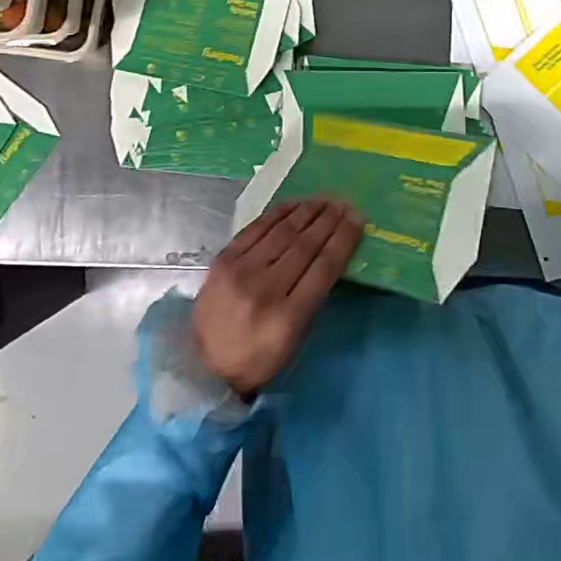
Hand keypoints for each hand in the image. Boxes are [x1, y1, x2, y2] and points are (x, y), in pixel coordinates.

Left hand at [193, 198, 364, 395]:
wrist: (202, 360)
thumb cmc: (255, 358)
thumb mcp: (292, 341)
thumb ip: (309, 301)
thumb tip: (326, 260)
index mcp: (288, 315)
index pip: (323, 268)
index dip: (343, 240)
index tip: (358, 220)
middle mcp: (265, 287)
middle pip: (304, 245)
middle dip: (328, 221)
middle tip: (345, 204)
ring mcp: (241, 270)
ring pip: (281, 233)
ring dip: (306, 213)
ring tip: (324, 200)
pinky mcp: (223, 260)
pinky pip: (254, 230)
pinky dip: (276, 215)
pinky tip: (292, 205)